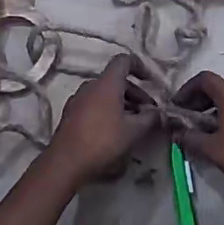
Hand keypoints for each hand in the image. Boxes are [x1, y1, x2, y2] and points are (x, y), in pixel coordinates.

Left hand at [43, 54, 158, 185]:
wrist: (65, 163)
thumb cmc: (103, 141)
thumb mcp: (134, 131)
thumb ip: (150, 117)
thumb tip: (158, 112)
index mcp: (106, 84)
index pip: (124, 61)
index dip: (140, 67)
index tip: (152, 82)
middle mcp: (90, 87)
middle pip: (116, 80)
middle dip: (135, 94)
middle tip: (148, 112)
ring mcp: (77, 101)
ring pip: (104, 94)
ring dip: (122, 104)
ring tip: (134, 124)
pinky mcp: (70, 115)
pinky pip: (94, 105)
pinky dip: (108, 111)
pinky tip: (115, 131)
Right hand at [174, 71, 223, 186]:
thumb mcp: (211, 148)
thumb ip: (189, 137)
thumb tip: (175, 133)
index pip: (204, 79)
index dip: (186, 89)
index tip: (177, 106)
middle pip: (216, 88)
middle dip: (196, 100)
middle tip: (185, 117)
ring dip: (209, 109)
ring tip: (199, 128)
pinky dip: (223, 115)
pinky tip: (217, 135)